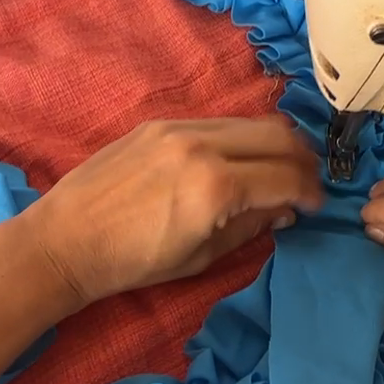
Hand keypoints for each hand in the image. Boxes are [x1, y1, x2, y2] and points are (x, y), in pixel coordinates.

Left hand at [9, 117, 324, 310]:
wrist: (66, 239)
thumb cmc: (133, 262)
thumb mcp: (200, 257)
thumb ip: (249, 227)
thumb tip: (283, 210)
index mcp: (215, 187)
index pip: (285, 176)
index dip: (311, 191)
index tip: (317, 205)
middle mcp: (202, 145)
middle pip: (277, 134)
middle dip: (301, 159)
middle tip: (305, 182)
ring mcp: (178, 127)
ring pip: (248, 121)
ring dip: (272, 142)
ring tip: (274, 169)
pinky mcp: (159, 122)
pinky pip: (216, 122)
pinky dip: (238, 137)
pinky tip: (234, 160)